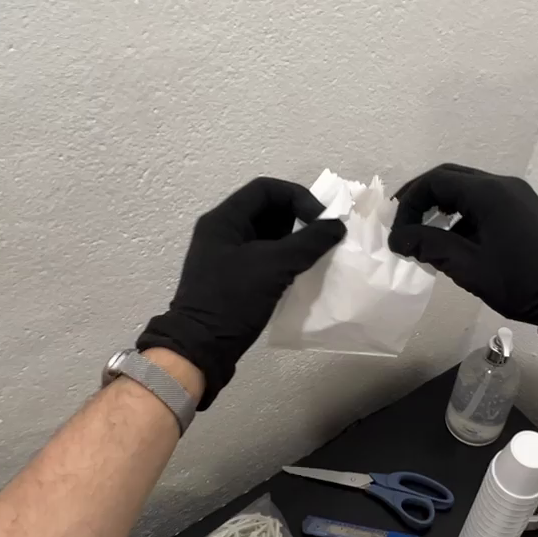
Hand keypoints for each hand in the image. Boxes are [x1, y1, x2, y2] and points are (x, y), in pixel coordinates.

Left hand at [139, 178, 344, 408]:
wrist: (200, 348)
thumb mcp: (274, 266)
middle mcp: (222, 231)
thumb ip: (308, 242)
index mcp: (224, 219)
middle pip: (267, 209)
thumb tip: (337, 226)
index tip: (320, 220)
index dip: (298, 197)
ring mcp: (226, 255)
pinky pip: (263, 256)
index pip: (266, 189)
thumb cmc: (233, 300)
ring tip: (314, 254)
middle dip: (298, 217)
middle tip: (321, 236)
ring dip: (293, 239)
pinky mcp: (232, 277)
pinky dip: (283, 258)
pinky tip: (300, 272)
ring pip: (266, 234)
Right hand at [389, 163, 537, 350]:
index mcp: (487, 193)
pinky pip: (485, 201)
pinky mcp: (524, 207)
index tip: (398, 232)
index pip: (434, 182)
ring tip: (425, 235)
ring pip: (467, 189)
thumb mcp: (467, 266)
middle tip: (403, 222)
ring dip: (442, 206)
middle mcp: (501, 184)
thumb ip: (428, 246)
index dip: (409, 203)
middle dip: (422, 197)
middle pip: (449, 177)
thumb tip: (398, 238)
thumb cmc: (518, 281)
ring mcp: (516, 194)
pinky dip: (463, 214)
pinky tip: (455, 242)